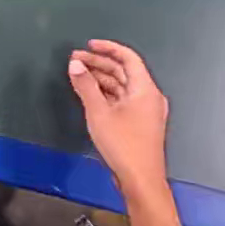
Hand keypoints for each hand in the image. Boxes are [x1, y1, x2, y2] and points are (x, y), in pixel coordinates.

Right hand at [67, 39, 169, 197]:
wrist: (141, 180)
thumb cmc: (122, 144)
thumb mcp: (98, 113)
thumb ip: (85, 86)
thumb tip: (75, 63)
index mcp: (144, 88)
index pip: (128, 58)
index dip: (108, 48)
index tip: (88, 45)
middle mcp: (149, 95)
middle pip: (124, 71)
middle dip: (99, 64)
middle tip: (75, 60)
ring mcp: (146, 110)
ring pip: (122, 86)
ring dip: (101, 79)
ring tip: (78, 75)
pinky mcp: (140, 122)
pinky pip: (123, 99)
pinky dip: (107, 93)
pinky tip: (90, 94)